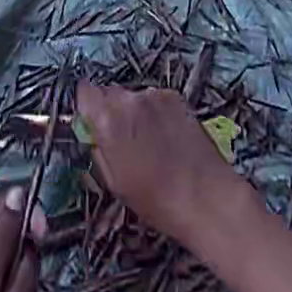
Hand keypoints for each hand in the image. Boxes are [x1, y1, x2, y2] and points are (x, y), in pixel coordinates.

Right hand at [75, 81, 241, 244]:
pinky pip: (154, 99)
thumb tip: (89, 133)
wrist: (206, 197)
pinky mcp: (176, 97)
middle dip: (110, 110)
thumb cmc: (155, 199)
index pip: (84, 92)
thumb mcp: (113, 182)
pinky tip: (168, 135)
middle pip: (109, 92)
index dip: (87, 107)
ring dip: (134, 111)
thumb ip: (96, 149)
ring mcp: (154, 95)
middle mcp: (128, 99)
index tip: (92, 123)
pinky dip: (155, 111)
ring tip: (150, 140)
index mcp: (107, 119)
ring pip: (133, 96)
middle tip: (122, 138)